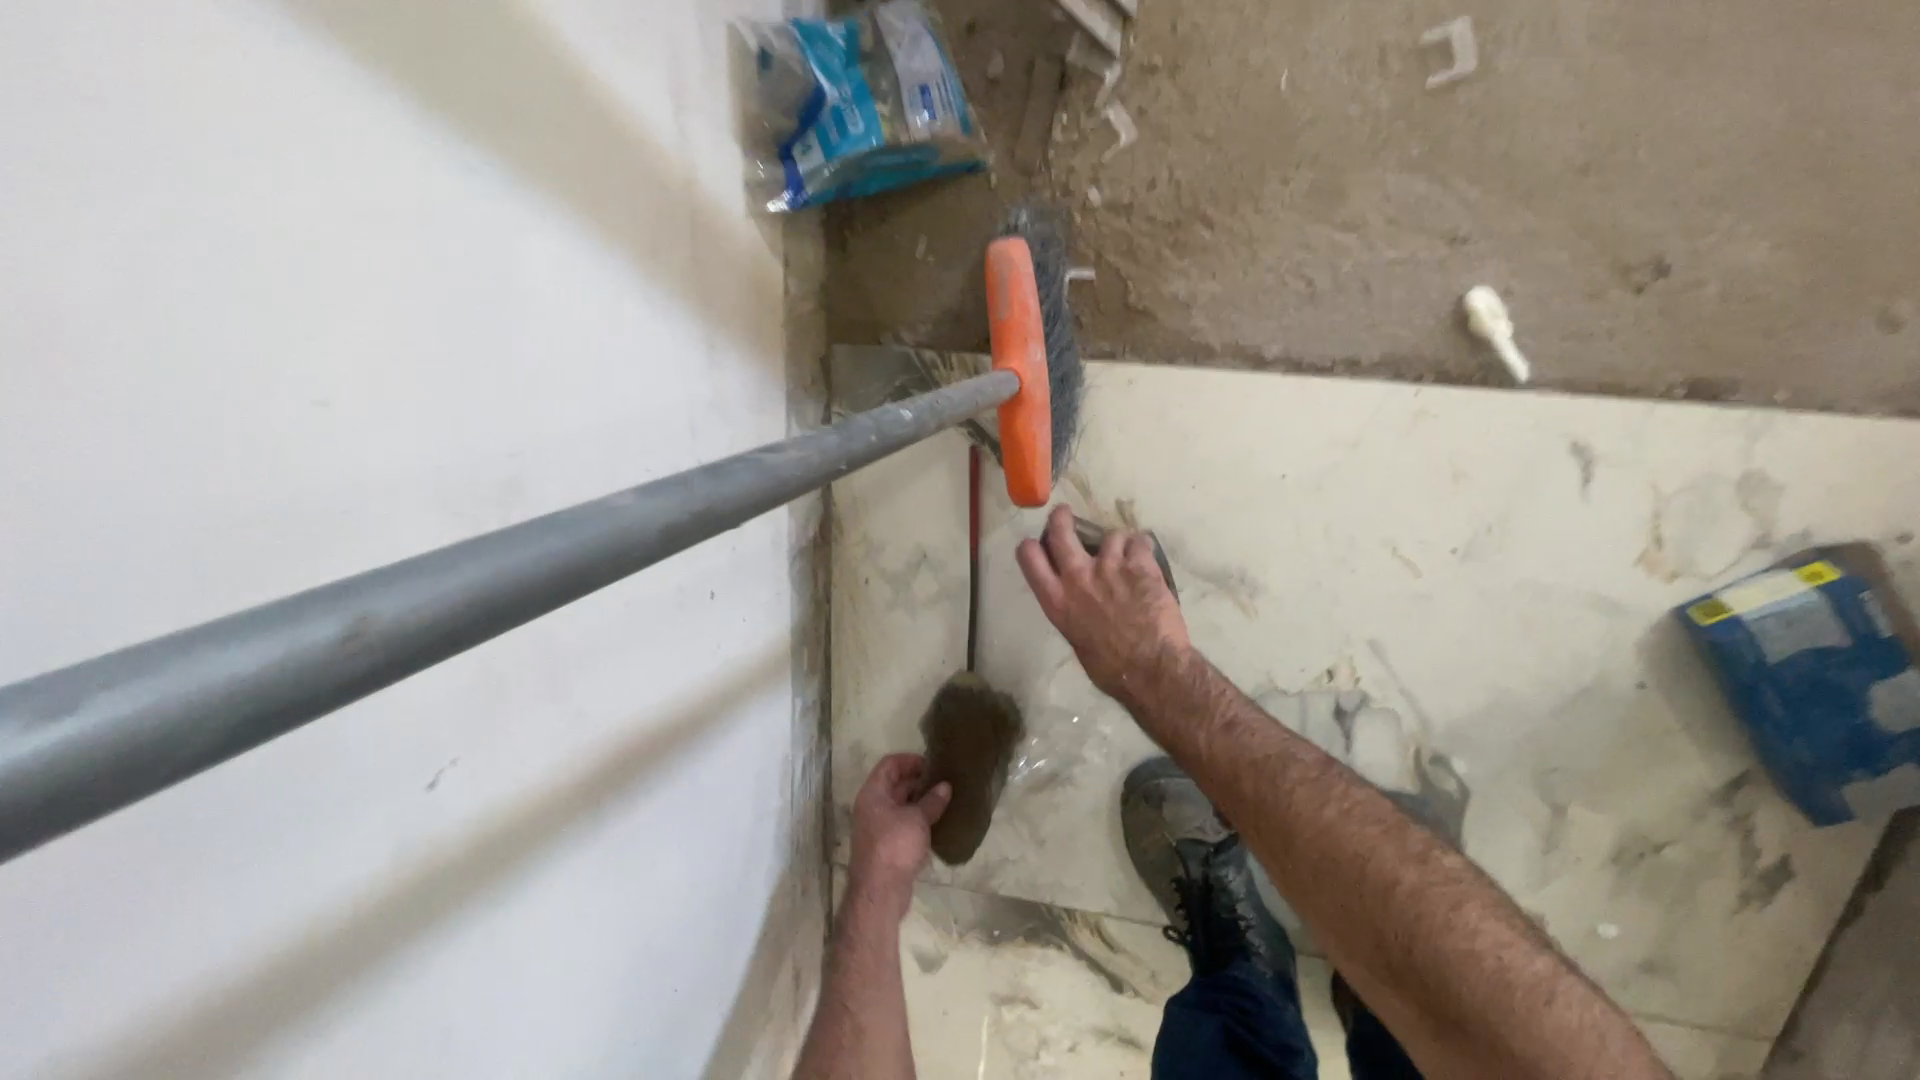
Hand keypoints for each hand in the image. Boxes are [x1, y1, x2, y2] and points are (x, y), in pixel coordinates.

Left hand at [847, 754, 950, 921]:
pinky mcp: (887, 846)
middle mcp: (872, 807)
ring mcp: (879, 828)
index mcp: (873, 794)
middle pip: (895, 784)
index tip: (933, 764)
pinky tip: (939, 822)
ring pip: (901, 805)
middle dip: (919, 781)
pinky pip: (904, 824)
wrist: (880, 891)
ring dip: (921, 801)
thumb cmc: (895, 846)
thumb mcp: (917, 819)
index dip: (910, 760)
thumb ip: (931, 801)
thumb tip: (945, 786)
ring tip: (946, 799)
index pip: (889, 764)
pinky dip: (919, 820)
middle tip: (944, 781)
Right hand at [1016, 505, 1191, 706]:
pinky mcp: (1139, 565)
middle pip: (1060, 531)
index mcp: (1057, 601)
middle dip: (1061, 518)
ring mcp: (1109, 567)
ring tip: (1127, 556)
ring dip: (1118, 544)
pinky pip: (1140, 542)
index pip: (1030, 559)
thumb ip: (1074, 615)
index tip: (1037, 542)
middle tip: (1064, 514)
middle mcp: (1078, 577)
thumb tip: (1079, 608)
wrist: (1151, 669)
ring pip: (1110, 535)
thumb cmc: (1111, 669)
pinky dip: (1142, 549)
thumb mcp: (1078, 642)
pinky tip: (1146, 560)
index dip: (1032, 547)